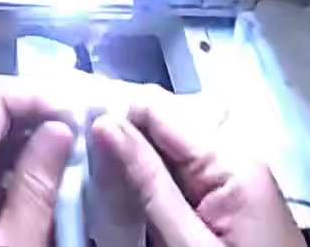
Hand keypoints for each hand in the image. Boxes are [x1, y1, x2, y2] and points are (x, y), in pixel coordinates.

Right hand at [91, 89, 303, 246]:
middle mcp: (234, 155)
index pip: (160, 108)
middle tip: (79, 151)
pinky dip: (152, 180)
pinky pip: (183, 175)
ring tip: (93, 168)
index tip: (75, 125)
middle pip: (165, 124)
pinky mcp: (229, 201)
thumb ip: (148, 183)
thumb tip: (105, 122)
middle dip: (122, 134)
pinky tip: (124, 191)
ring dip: (133, 157)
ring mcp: (233, 178)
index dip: (116, 111)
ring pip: (169, 149)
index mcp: (230, 159)